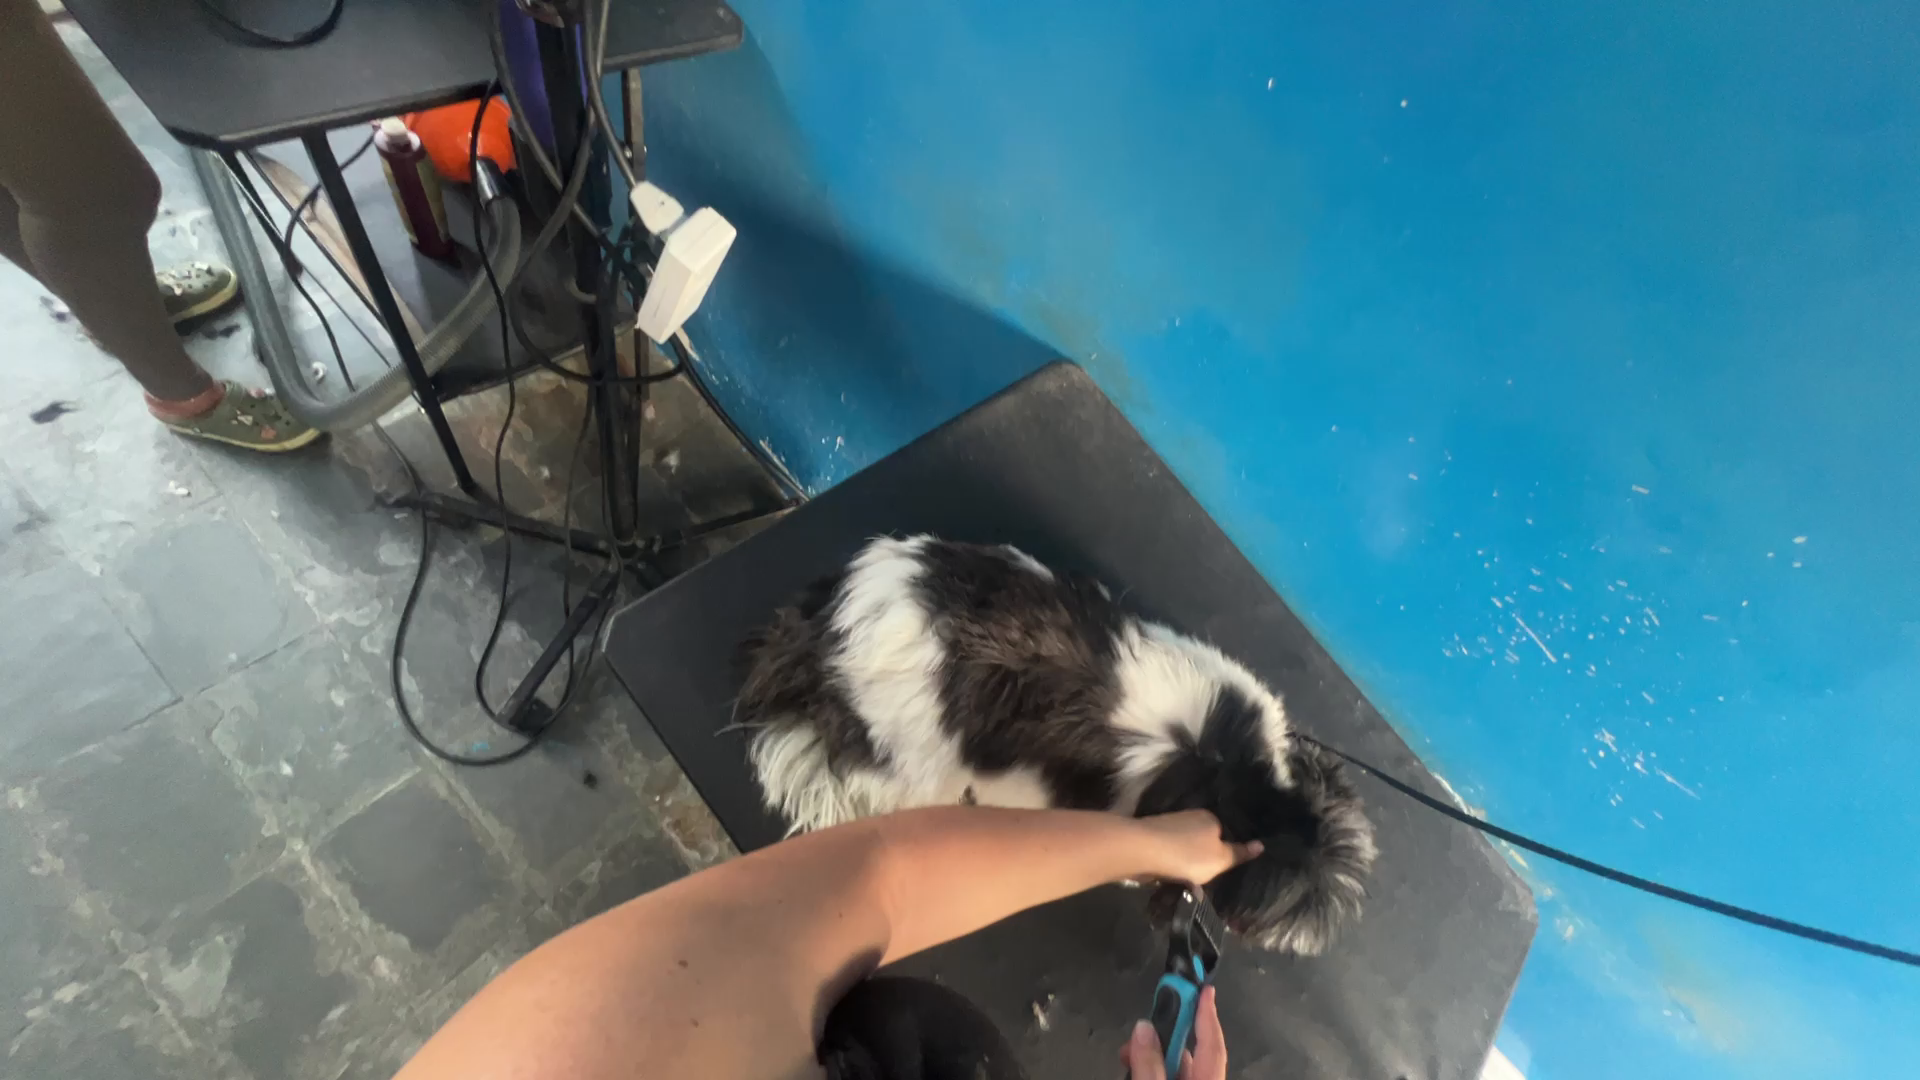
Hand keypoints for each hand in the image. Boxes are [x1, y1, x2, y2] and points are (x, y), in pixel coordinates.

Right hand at [1121, 985, 1227, 1079]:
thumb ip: (1149, 1065)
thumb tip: (1144, 1027)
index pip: (1211, 1046)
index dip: (1208, 1015)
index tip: (1206, 989)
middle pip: (1188, 1054)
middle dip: (1163, 1035)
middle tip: (1140, 1026)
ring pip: (1175, 1066)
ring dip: (1152, 1054)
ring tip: (1126, 1054)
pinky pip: (1168, 1077)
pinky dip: (1152, 1069)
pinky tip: (1134, 1067)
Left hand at [1135, 810, 1262, 885]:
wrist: (1142, 849)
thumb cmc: (1188, 855)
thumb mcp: (1220, 859)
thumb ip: (1239, 853)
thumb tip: (1261, 844)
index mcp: (1209, 818)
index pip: (1225, 834)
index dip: (1226, 853)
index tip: (1224, 870)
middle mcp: (1190, 816)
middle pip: (1204, 841)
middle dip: (1204, 859)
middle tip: (1206, 880)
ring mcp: (1169, 825)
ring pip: (1185, 848)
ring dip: (1186, 865)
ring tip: (1187, 883)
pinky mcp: (1153, 836)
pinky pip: (1169, 852)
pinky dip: (1172, 864)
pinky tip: (1170, 877)